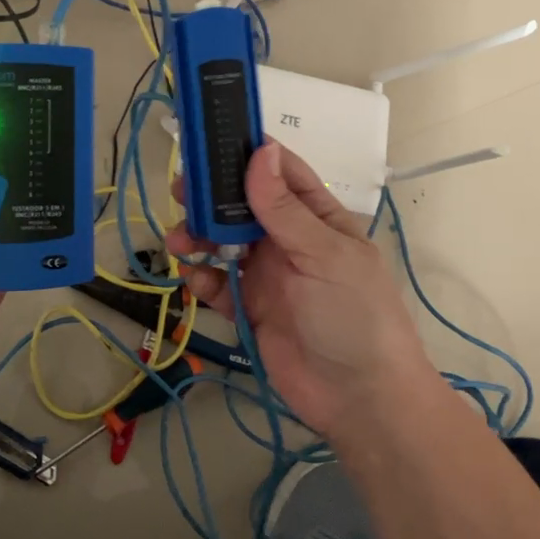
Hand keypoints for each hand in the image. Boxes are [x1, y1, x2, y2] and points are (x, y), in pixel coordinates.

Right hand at [166, 143, 431, 438]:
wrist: (361, 400)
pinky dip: (202, 278)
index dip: (248, 154)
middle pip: (242, 206)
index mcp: (317, 218)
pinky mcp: (251, 308)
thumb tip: (261, 150)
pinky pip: (219, 283)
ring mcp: (269, 275)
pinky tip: (195, 280)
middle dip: (211, 197)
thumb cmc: (354, 315)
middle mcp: (290, 240)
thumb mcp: (323, 255)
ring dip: (198, 236)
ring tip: (178, 242)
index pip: (281, 173)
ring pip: (223, 242)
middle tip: (180, 192)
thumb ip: (285, 208)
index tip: (211, 138)